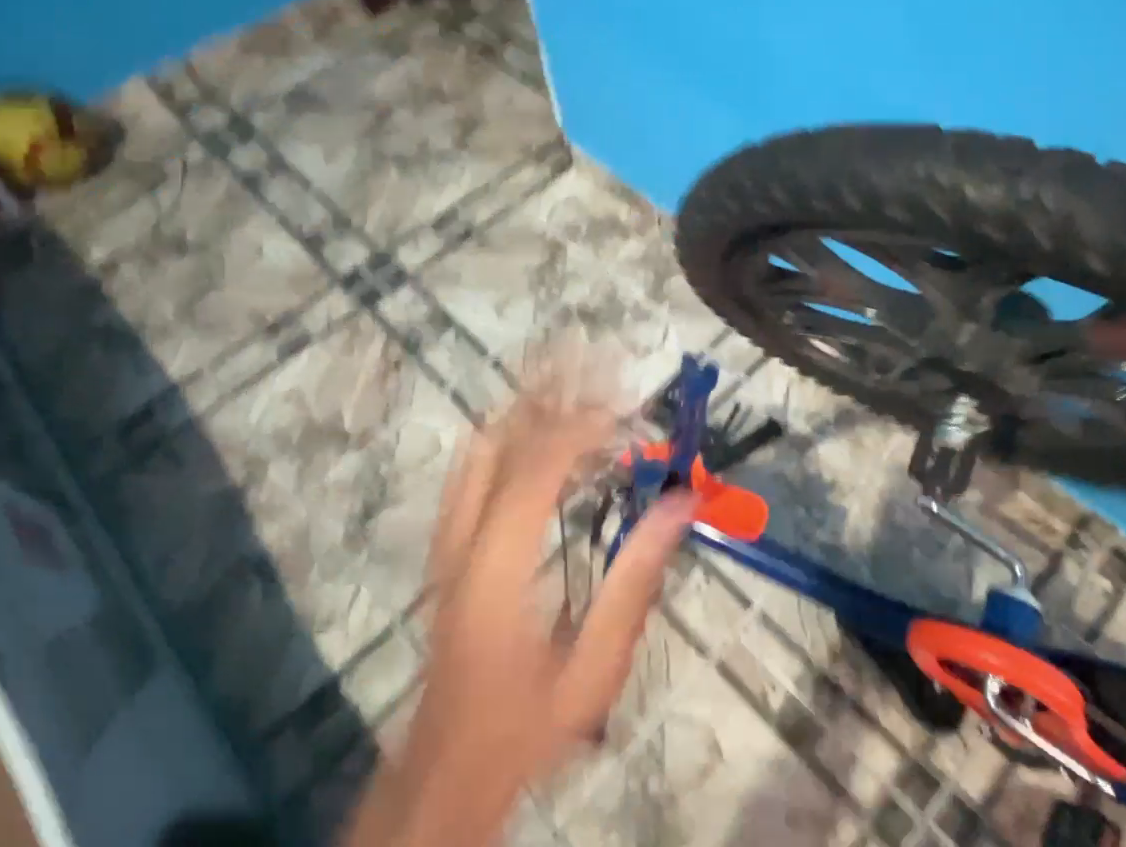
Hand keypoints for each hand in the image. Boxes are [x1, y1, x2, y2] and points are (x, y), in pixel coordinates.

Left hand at [344, 356, 698, 846]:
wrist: (449, 764)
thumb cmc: (530, 723)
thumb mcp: (595, 664)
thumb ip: (635, 579)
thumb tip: (679, 503)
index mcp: (497, 567)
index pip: (538, 467)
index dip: (583, 424)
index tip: (628, 407)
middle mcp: (462, 539)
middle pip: (500, 440)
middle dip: (551, 393)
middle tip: (601, 362)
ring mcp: (445, 541)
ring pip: (478, 449)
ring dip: (528, 408)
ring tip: (576, 381)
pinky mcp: (445, 549)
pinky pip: (470, 471)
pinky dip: (508, 436)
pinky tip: (536, 430)